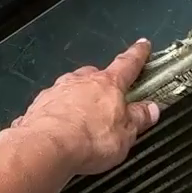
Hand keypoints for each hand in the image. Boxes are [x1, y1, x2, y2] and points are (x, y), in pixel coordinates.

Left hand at [0, 39, 160, 175]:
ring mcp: (57, 90)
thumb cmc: (91, 139)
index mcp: (108, 84)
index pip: (127, 64)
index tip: (143, 45)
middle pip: (96, 76)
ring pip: (73, 89)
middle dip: (102, 85)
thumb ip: (138, 119)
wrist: (47, 147)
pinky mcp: (39, 105)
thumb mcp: (125, 134)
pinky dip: (61, 114)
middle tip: (108, 102)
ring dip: (79, 100)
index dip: (137, 55)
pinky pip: (54, 106)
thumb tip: (152, 109)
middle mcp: (81, 80)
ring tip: (83, 123)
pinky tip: (62, 131)